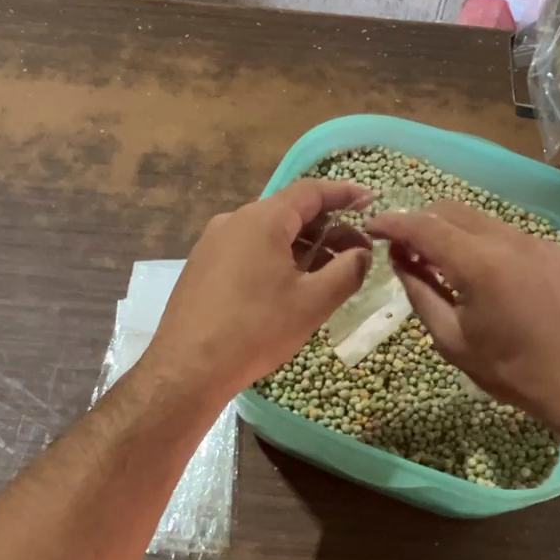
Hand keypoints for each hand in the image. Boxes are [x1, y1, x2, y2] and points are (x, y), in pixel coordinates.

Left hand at [143, 180, 374, 402]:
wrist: (188, 367)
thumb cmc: (256, 329)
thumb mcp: (312, 303)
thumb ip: (346, 272)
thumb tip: (361, 255)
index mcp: (261, 220)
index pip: (310, 191)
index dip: (344, 194)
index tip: (371, 201)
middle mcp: (233, 221)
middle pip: (289, 212)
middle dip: (328, 228)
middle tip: (359, 251)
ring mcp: (212, 244)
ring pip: (268, 234)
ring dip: (303, 247)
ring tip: (330, 273)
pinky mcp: (202, 268)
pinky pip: (248, 251)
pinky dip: (276, 259)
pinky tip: (290, 286)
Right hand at [366, 202, 559, 425]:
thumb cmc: (514, 371)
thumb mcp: (453, 341)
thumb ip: (421, 295)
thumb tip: (401, 262)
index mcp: (478, 262)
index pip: (423, 227)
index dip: (393, 223)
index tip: (372, 227)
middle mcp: (508, 239)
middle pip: (452, 211)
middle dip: (421, 222)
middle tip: (404, 250)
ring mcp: (537, 242)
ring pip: (482, 221)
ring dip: (453, 232)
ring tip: (441, 264)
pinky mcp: (557, 253)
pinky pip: (509, 236)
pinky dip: (484, 244)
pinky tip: (484, 276)